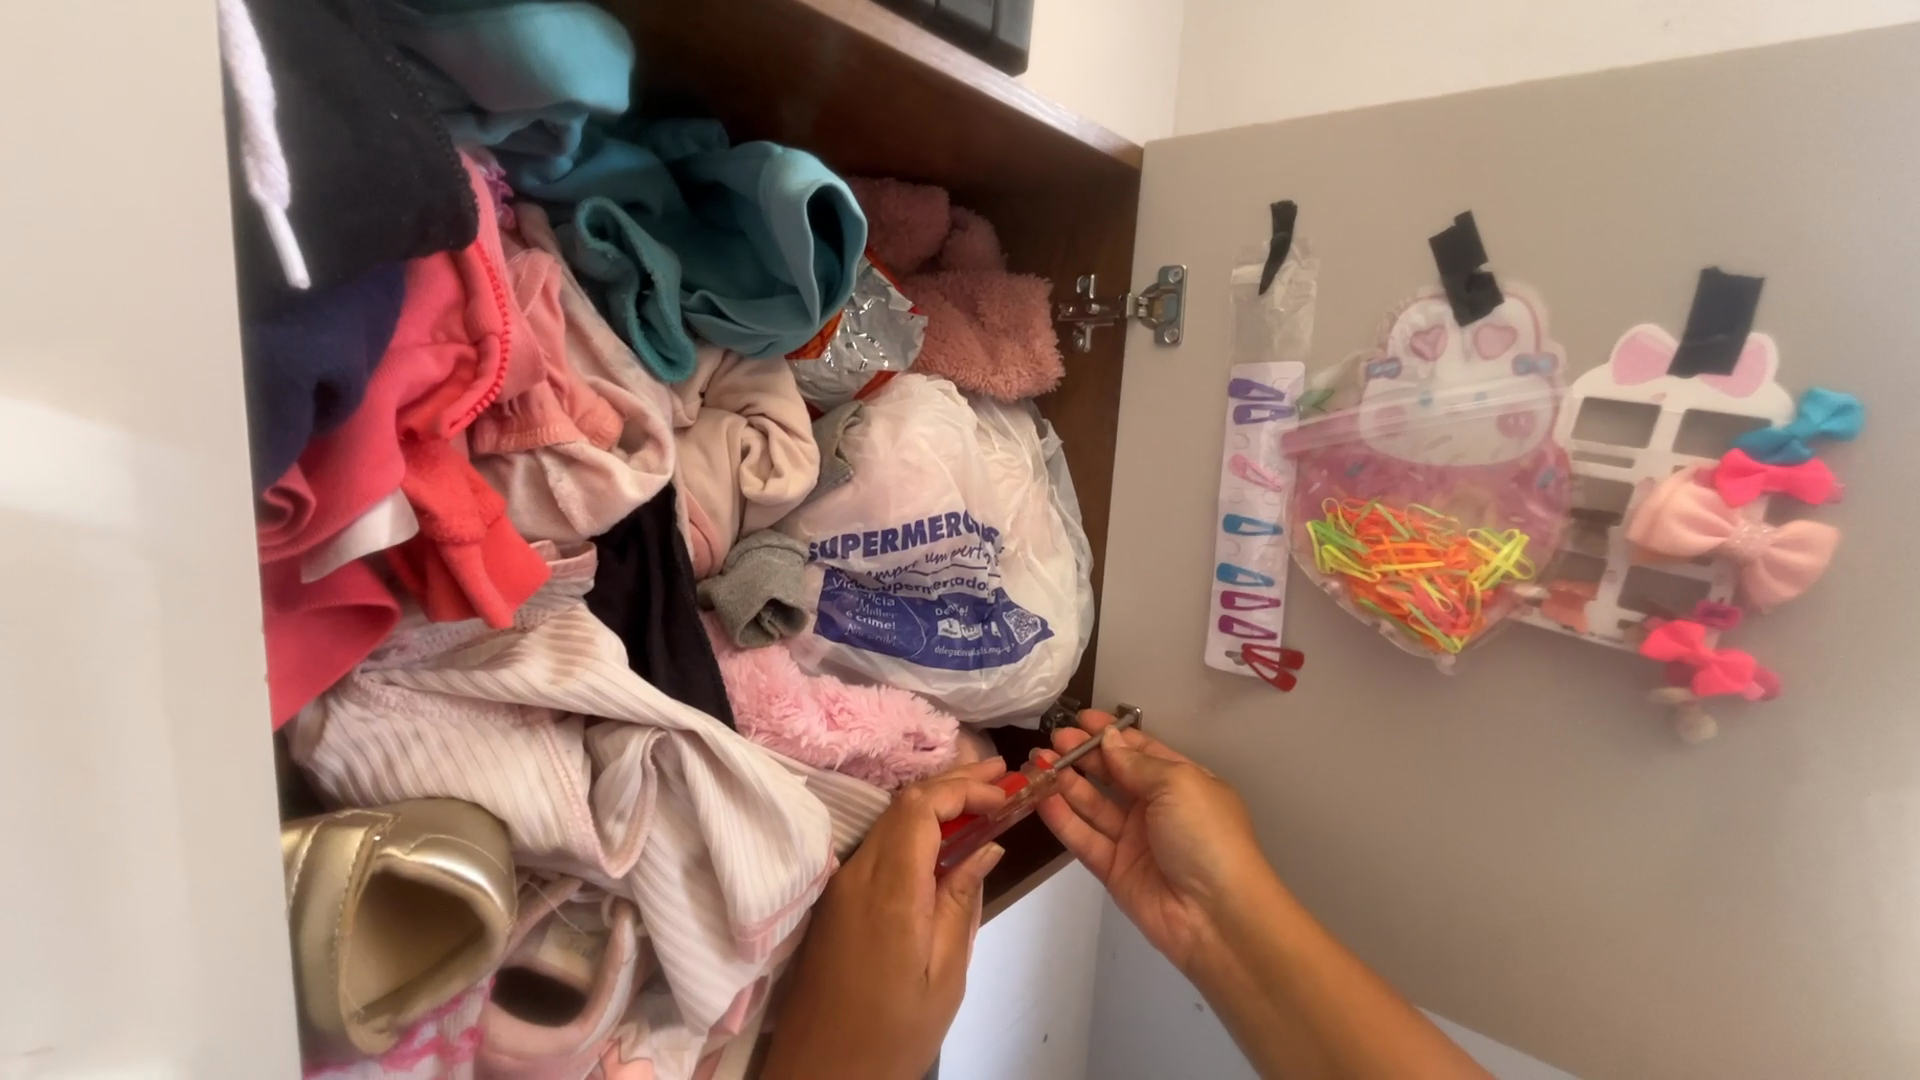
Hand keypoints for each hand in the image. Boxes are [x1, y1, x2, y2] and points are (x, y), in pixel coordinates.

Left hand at [762, 761, 1010, 1079]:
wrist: (820, 1074)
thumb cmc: (891, 1035)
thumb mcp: (945, 976)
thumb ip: (961, 902)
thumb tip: (985, 847)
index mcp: (890, 891)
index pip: (920, 808)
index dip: (963, 789)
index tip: (1004, 794)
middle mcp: (859, 872)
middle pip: (905, 803)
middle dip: (955, 781)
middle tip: (1002, 772)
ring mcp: (843, 881)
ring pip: (892, 817)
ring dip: (937, 799)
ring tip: (983, 791)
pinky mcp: (838, 894)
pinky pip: (882, 841)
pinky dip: (918, 823)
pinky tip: (945, 828)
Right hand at [1036, 710, 1273, 973]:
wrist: (1219, 917)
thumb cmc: (1206, 836)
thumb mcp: (1178, 784)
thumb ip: (1136, 762)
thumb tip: (1109, 739)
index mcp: (1181, 783)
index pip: (1140, 750)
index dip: (1110, 734)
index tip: (1081, 719)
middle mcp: (1157, 808)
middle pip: (1113, 775)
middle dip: (1083, 755)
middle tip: (1054, 739)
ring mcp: (1134, 840)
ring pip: (1093, 804)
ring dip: (1066, 782)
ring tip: (1039, 762)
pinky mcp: (1114, 869)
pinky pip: (1084, 837)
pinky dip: (1063, 818)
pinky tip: (1043, 797)